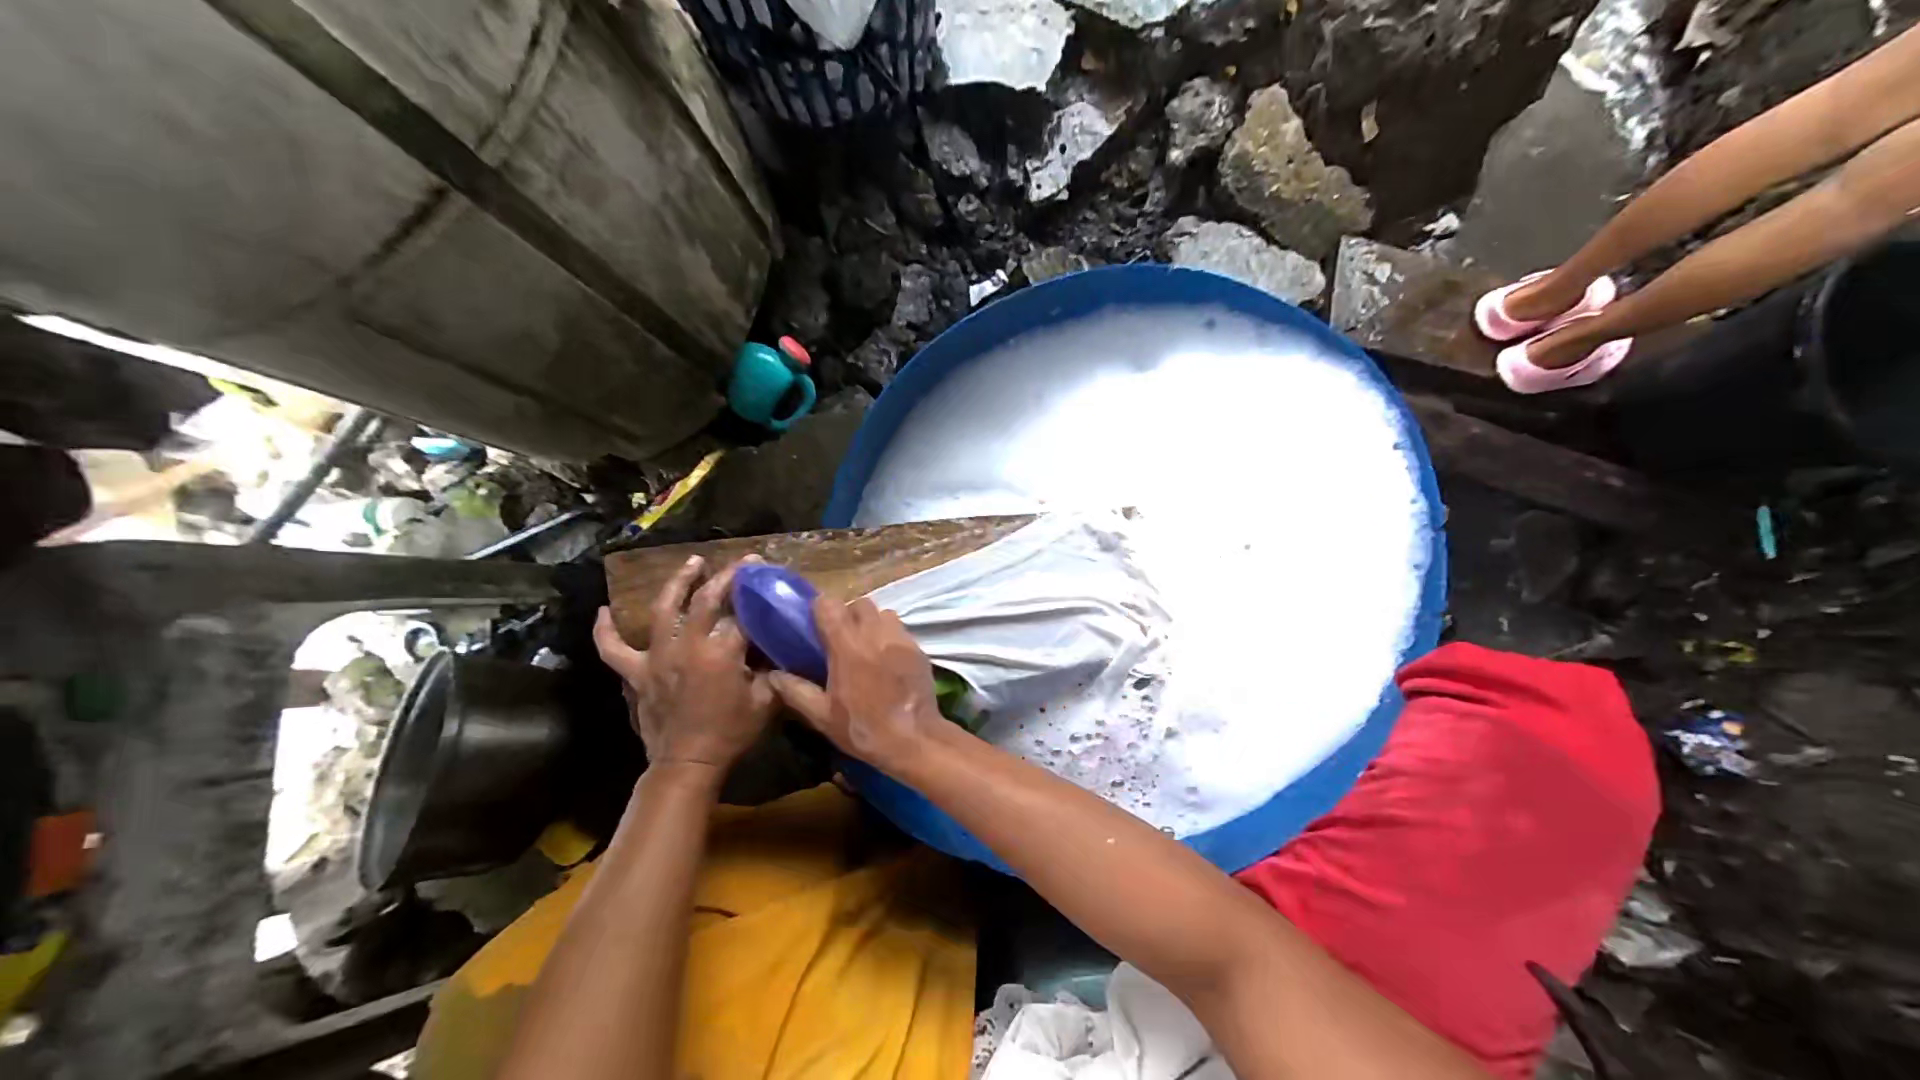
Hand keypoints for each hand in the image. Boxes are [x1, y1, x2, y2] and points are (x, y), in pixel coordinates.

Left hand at [592, 555, 776, 771]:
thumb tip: (778, 649)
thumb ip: (772, 671)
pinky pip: (613, 649)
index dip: (756, 592)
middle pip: (706, 600)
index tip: (767, 577)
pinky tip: (603, 612)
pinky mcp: (636, 673)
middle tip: (739, 564)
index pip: (743, 614)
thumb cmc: (730, 734)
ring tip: (690, 563)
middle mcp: (688, 646)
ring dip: (677, 582)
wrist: (687, 764)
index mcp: (722, 653)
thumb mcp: (765, 701)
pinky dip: (605, 630)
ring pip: (664, 609)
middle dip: (725, 577)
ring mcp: (657, 657)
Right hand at [767, 596, 944, 771]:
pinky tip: (885, 659)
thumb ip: (796, 690)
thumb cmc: (864, 729)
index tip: (815, 626)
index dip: (820, 610)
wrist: (914, 740)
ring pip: (882, 612)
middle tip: (840, 639)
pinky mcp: (918, 648)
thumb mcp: (822, 715)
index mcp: (848, 646)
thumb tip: (773, 675)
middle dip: (847, 615)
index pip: (830, 605)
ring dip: (870, 623)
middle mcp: (875, 634)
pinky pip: (900, 629)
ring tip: (865, 646)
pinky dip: (889, 635)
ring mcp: (900, 638)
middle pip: (858, 603)